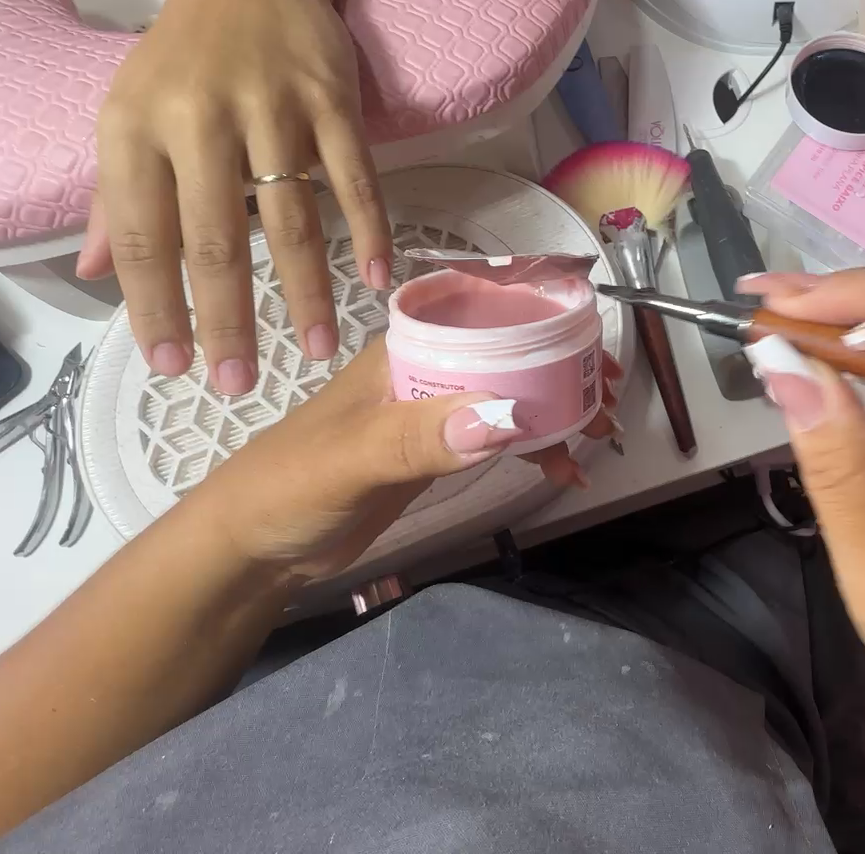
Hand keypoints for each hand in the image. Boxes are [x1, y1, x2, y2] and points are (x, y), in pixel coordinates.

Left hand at [78, 0, 392, 395]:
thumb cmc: (185, 54)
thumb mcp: (130, 113)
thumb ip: (113, 195)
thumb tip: (89, 272)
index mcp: (134, 129)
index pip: (138, 235)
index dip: (153, 306)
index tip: (171, 367)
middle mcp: (198, 122)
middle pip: (215, 239)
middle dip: (226, 319)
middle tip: (239, 382)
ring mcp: (272, 110)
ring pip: (291, 218)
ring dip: (305, 291)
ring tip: (317, 348)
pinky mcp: (333, 102)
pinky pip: (354, 177)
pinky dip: (367, 230)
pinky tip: (375, 281)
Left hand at [191, 337, 618, 578]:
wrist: (254, 548)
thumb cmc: (288, 486)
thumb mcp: (352, 459)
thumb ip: (421, 437)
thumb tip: (505, 416)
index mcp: (408, 350)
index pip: (489, 317)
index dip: (548, 328)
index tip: (592, 356)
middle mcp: (428, 369)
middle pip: (513, 355)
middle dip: (565, 372)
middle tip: (609, 402)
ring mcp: (435, 410)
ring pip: (513, 396)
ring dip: (557, 412)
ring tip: (598, 437)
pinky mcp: (439, 448)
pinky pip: (501, 437)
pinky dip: (535, 449)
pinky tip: (560, 472)